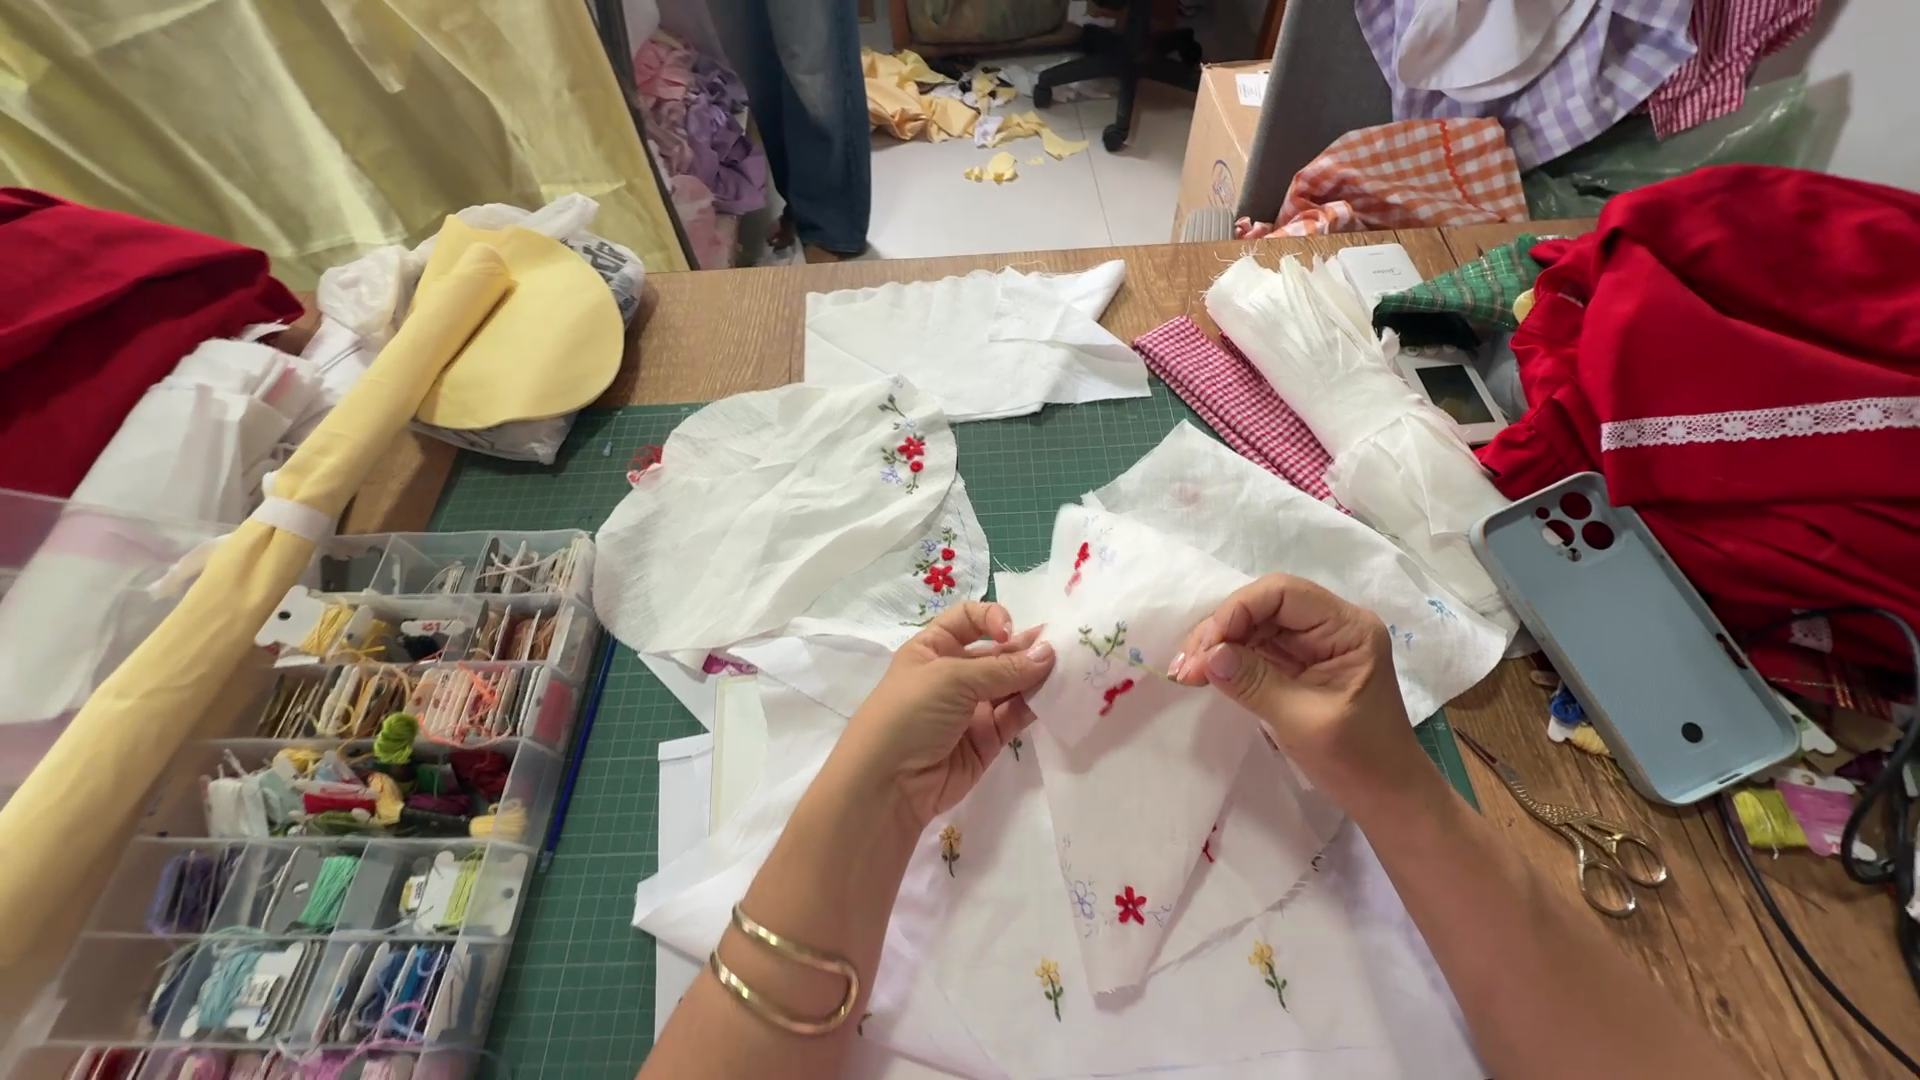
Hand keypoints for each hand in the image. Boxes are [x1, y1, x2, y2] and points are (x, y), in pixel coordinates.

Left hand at [837, 602, 1055, 827]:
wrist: (888, 785)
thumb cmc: (909, 714)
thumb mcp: (951, 678)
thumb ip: (1002, 668)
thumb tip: (1048, 654)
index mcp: (933, 648)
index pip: (968, 619)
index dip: (992, 618)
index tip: (1009, 633)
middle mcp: (953, 674)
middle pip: (996, 652)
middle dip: (1024, 648)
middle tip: (1062, 648)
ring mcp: (971, 708)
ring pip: (1012, 684)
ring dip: (1036, 676)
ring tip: (1068, 670)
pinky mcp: (988, 739)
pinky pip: (1016, 715)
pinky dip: (1036, 705)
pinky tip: (1057, 695)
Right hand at [1170, 574, 1438, 813]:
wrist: (1384, 796)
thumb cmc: (1357, 759)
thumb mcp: (1303, 721)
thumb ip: (1254, 682)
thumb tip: (1207, 656)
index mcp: (1348, 628)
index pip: (1282, 593)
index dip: (1237, 610)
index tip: (1206, 648)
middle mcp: (1330, 624)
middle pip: (1262, 604)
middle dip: (1221, 628)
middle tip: (1187, 664)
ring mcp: (1312, 641)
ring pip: (1252, 622)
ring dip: (1217, 643)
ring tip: (1188, 671)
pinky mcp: (1296, 660)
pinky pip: (1253, 644)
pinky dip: (1225, 657)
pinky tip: (1204, 672)